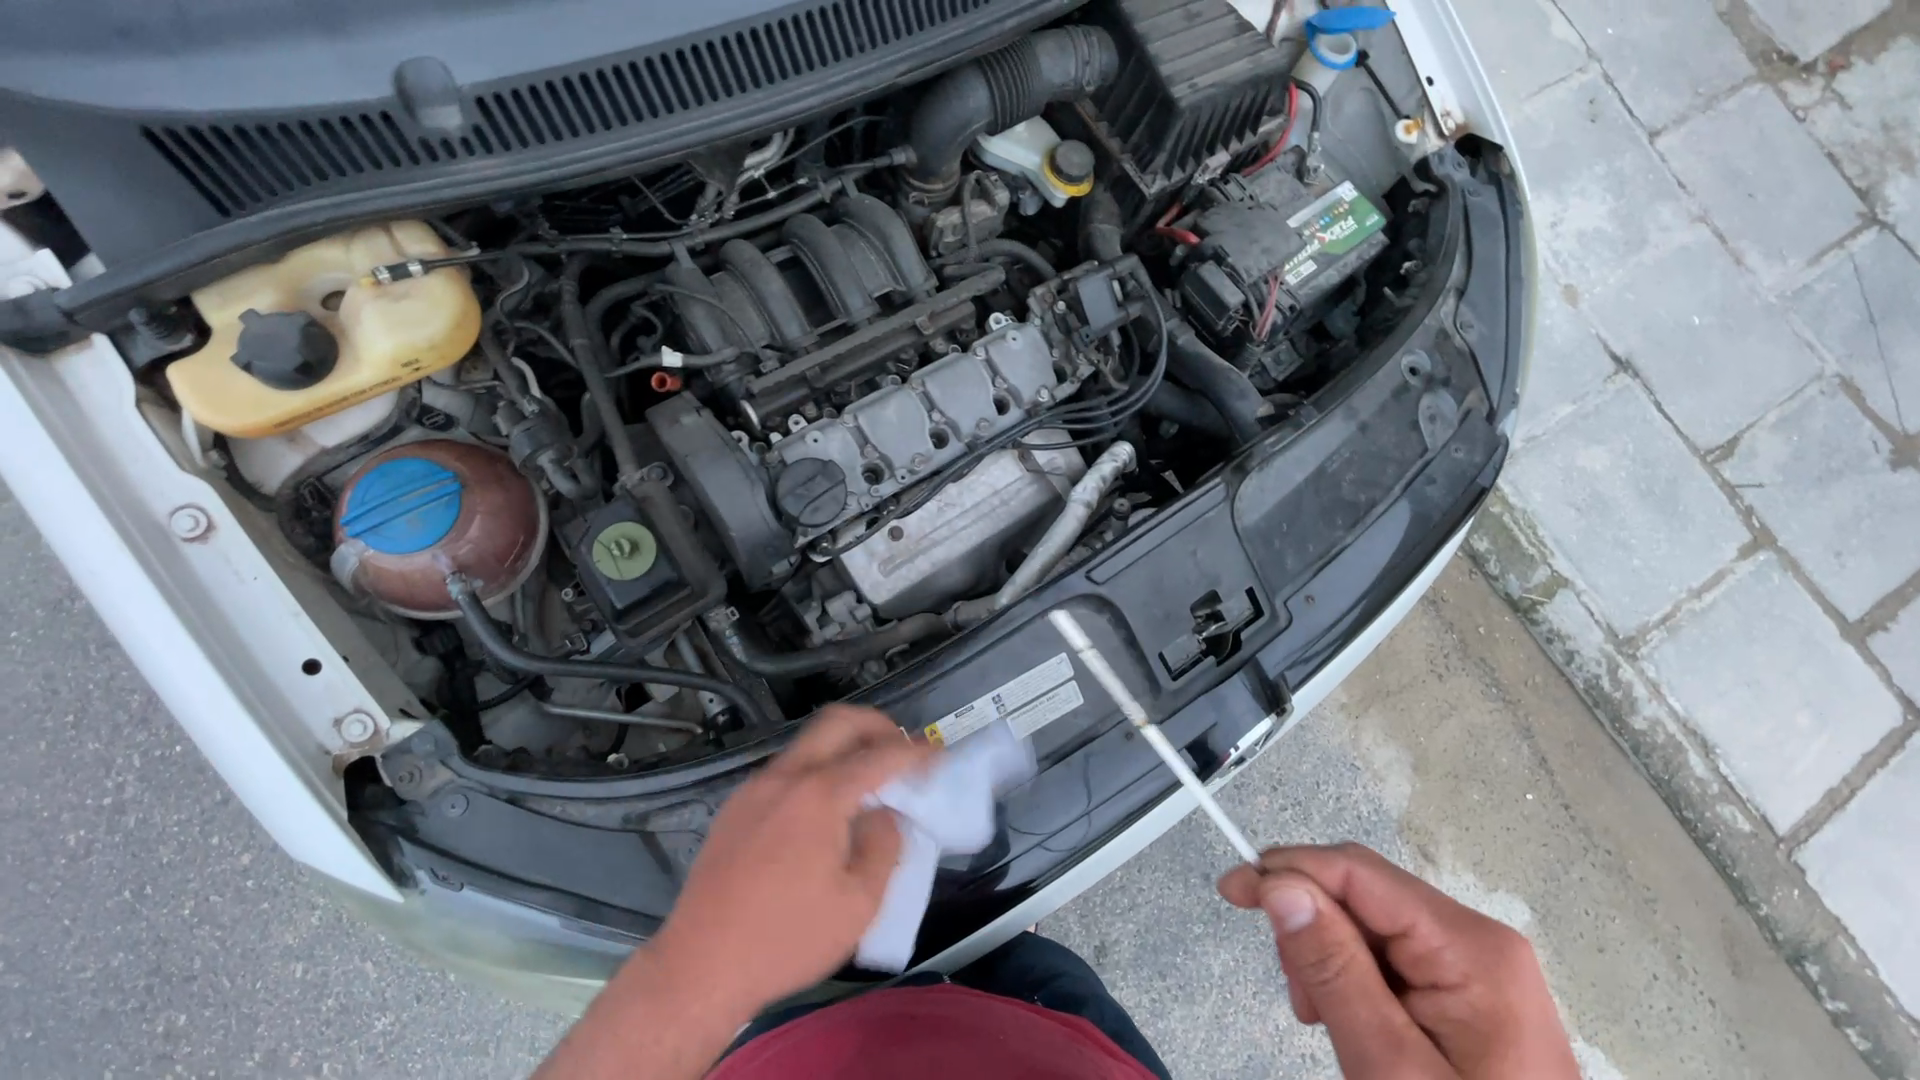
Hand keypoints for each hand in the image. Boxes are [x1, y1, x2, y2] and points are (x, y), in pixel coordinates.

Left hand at [648, 704, 935, 1019]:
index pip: (879, 755)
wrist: (700, 967)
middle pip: (837, 722)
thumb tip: (885, 815)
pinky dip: (816, 773)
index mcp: (819, 795)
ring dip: (844, 749)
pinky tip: (825, 812)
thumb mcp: (858, 903)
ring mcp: (753, 789)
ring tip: (868, 785)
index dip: (916, 751)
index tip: (938, 754)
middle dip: (877, 726)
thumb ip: (883, 846)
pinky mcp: (735, 809)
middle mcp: (784, 777)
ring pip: (807, 745)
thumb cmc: (786, 940)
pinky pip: (785, 772)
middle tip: (902, 751)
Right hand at [1218, 843, 1578, 1079]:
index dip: (1286, 870)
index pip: (1357, 872)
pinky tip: (1351, 1019)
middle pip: (1363, 891)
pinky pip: (1390, 954)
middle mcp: (1477, 939)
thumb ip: (1334, 970)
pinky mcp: (1469, 988)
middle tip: (1295, 993)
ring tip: (1325, 1019)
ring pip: (1369, 922)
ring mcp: (1477, 963)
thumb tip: (1278, 885)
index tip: (1230, 892)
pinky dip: (1353, 976)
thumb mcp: (1391, 1066)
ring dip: (1328, 954)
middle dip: (1310, 922)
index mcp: (1469, 947)